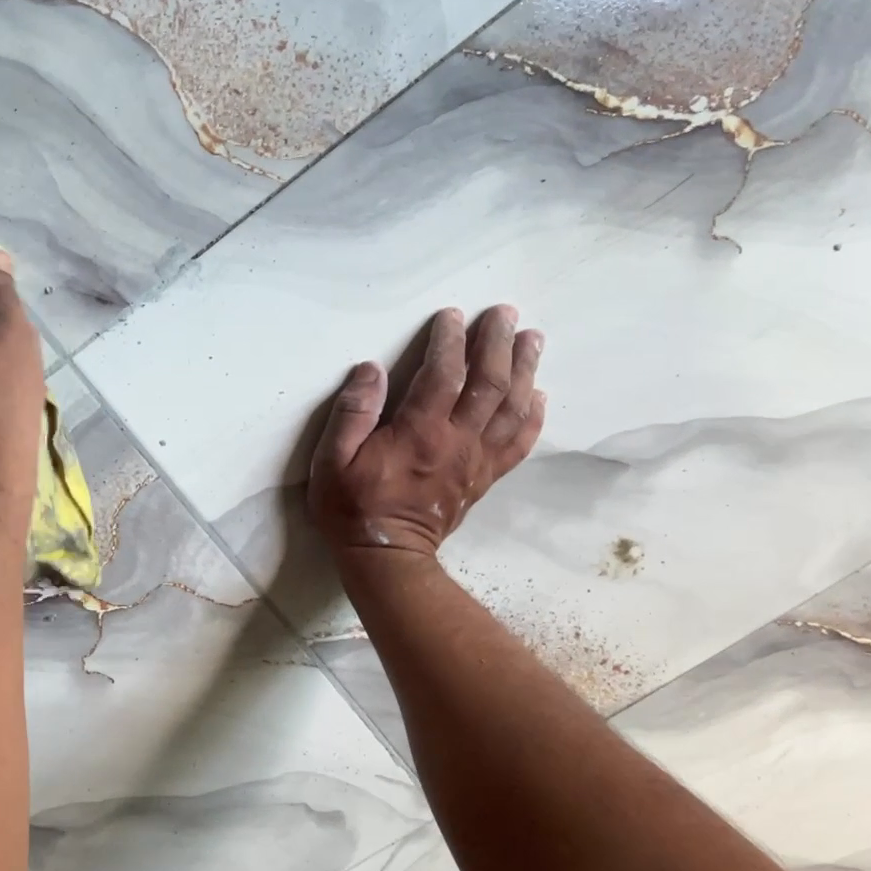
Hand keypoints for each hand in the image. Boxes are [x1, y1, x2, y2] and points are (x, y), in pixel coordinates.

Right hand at [308, 305, 545, 558]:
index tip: (450, 316)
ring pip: (511, 407)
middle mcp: (457, 441)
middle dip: (498, 343)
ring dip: (525, 370)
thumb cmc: (351, 506)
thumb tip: (370, 369)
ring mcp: (476, 460)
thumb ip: (352, 413)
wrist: (385, 557)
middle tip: (505, 313)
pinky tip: (539, 395)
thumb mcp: (332, 460)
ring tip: (532, 339)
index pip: (443, 375)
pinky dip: (533, 416)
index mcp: (419, 433)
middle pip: (489, 383)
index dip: (449, 342)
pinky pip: (518, 442)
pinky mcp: (484, 477)